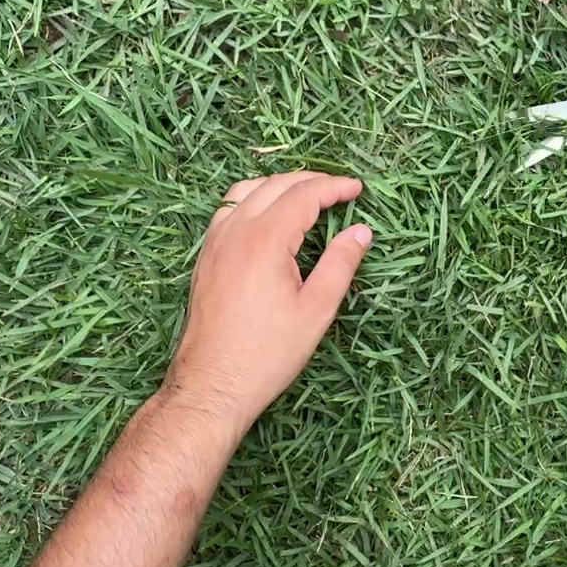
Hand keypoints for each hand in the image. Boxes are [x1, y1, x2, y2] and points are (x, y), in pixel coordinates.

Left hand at [163, 171, 372, 427]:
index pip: (304, 194)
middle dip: (311, 180)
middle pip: (275, 184)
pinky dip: (254, 199)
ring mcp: (215, 241)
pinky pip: (229, 208)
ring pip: (247, 190)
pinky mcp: (205, 256)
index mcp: (265, 240)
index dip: (334, 187)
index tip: (358, 189)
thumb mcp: (316, 310)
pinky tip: (268, 217)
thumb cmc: (268, 353)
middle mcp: (236, 230)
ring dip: (280, 185)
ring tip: (307, 196)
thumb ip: (341, 263)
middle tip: (340, 190)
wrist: (211, 385)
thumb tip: (361, 231)